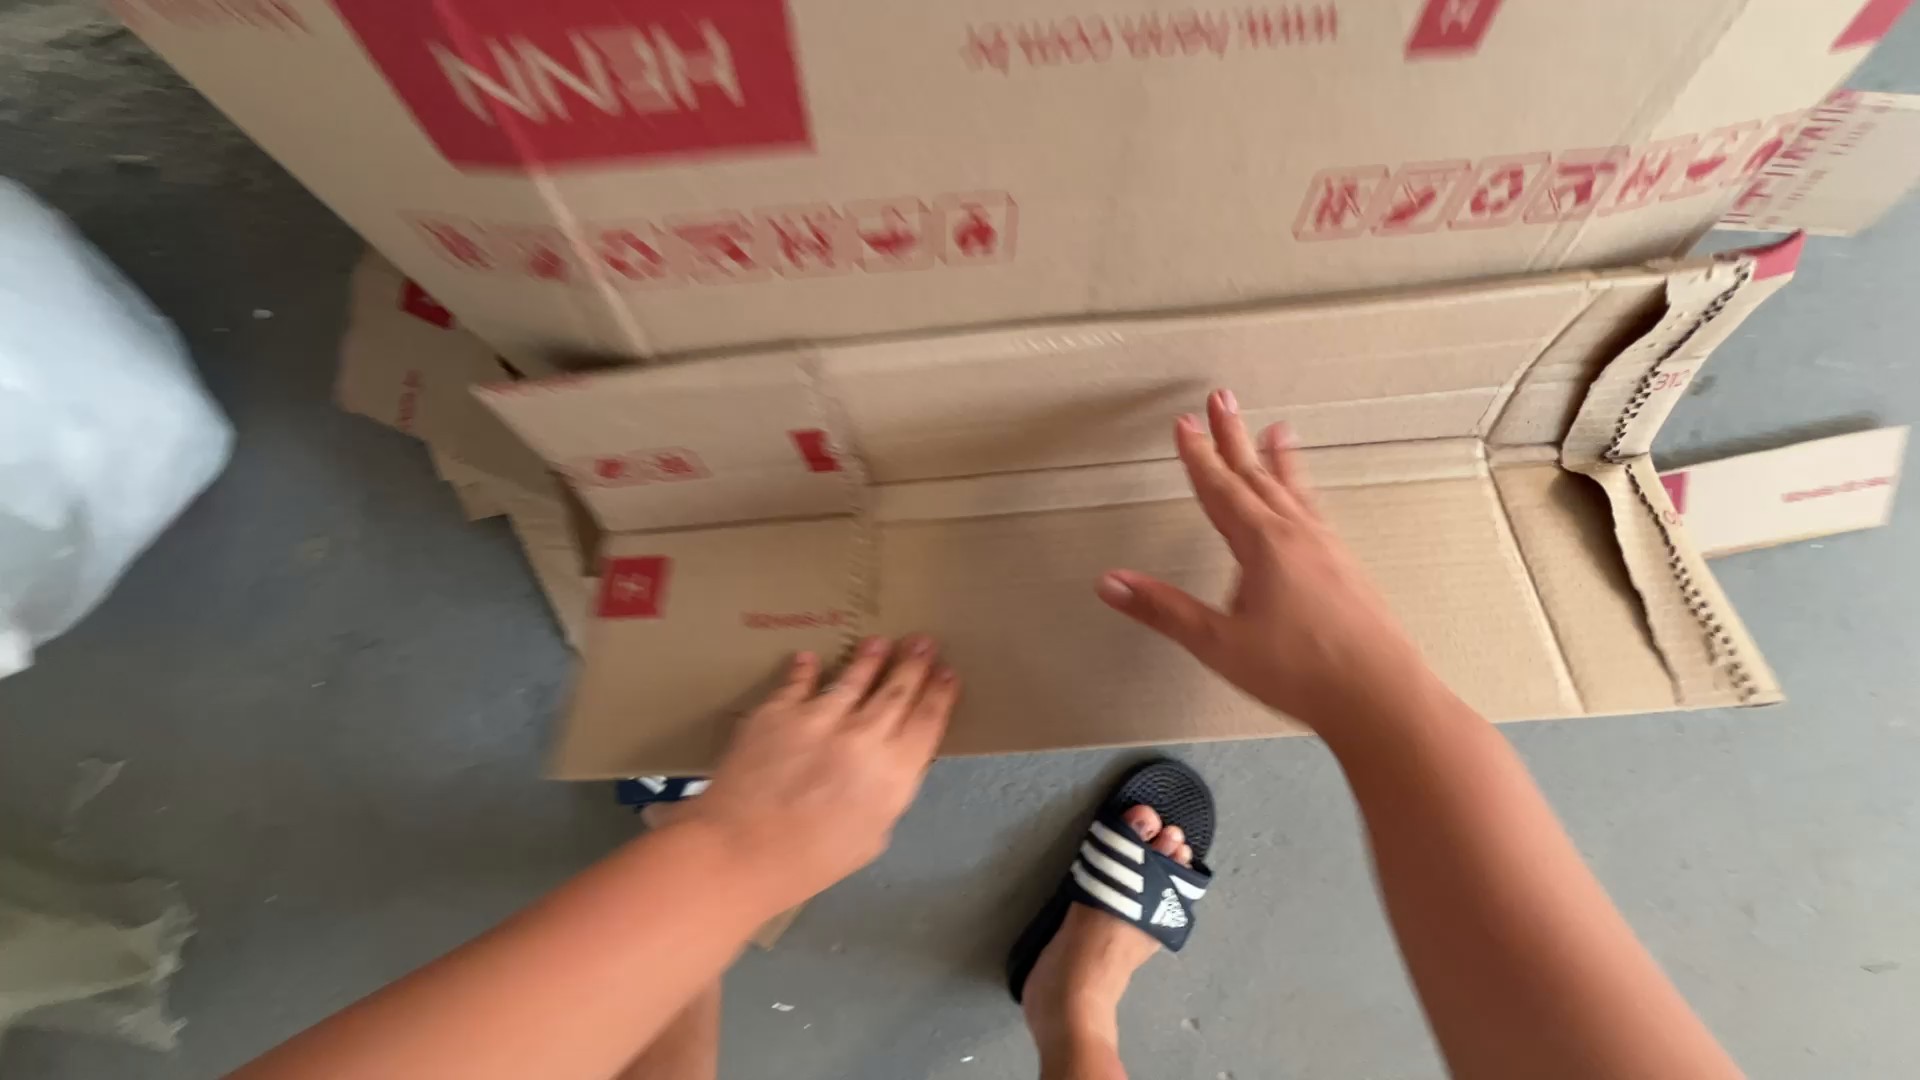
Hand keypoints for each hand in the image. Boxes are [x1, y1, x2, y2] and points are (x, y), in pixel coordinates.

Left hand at [675, 636, 957, 909]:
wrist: (740, 852)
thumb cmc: (810, 862)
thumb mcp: (871, 838)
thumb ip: (886, 794)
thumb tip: (888, 766)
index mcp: (893, 774)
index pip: (927, 721)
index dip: (940, 693)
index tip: (948, 673)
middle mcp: (864, 737)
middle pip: (897, 691)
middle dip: (914, 663)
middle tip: (923, 642)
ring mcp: (820, 718)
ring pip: (853, 678)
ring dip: (870, 658)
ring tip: (879, 642)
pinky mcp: (779, 710)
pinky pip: (798, 682)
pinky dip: (806, 669)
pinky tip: (809, 659)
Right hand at [1096, 389, 1439, 735]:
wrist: (1381, 697)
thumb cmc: (1299, 671)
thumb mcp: (1217, 643)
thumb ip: (1162, 610)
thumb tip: (1109, 583)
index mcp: (1263, 545)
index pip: (1219, 489)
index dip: (1197, 454)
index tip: (1184, 422)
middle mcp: (1296, 535)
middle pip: (1256, 474)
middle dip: (1234, 436)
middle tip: (1223, 398)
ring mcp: (1326, 549)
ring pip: (1293, 490)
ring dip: (1277, 457)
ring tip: (1276, 429)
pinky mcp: (1345, 568)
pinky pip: (1316, 512)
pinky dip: (1304, 491)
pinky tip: (1306, 501)